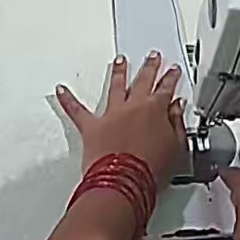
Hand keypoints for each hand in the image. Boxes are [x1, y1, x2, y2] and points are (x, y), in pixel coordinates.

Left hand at [56, 52, 186, 180]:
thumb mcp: (177, 145)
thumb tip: (178, 109)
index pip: (167, 88)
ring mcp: (112, 115)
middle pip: (144, 80)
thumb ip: (177, 123)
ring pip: (116, 87)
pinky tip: (62, 90)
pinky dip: (68, 100)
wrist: (124, 183)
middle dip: (149, 66)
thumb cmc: (150, 169)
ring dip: (119, 72)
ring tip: (119, 61)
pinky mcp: (92, 128)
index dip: (172, 78)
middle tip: (152, 56)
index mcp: (157, 109)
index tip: (173, 70)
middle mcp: (134, 107)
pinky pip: (77, 111)